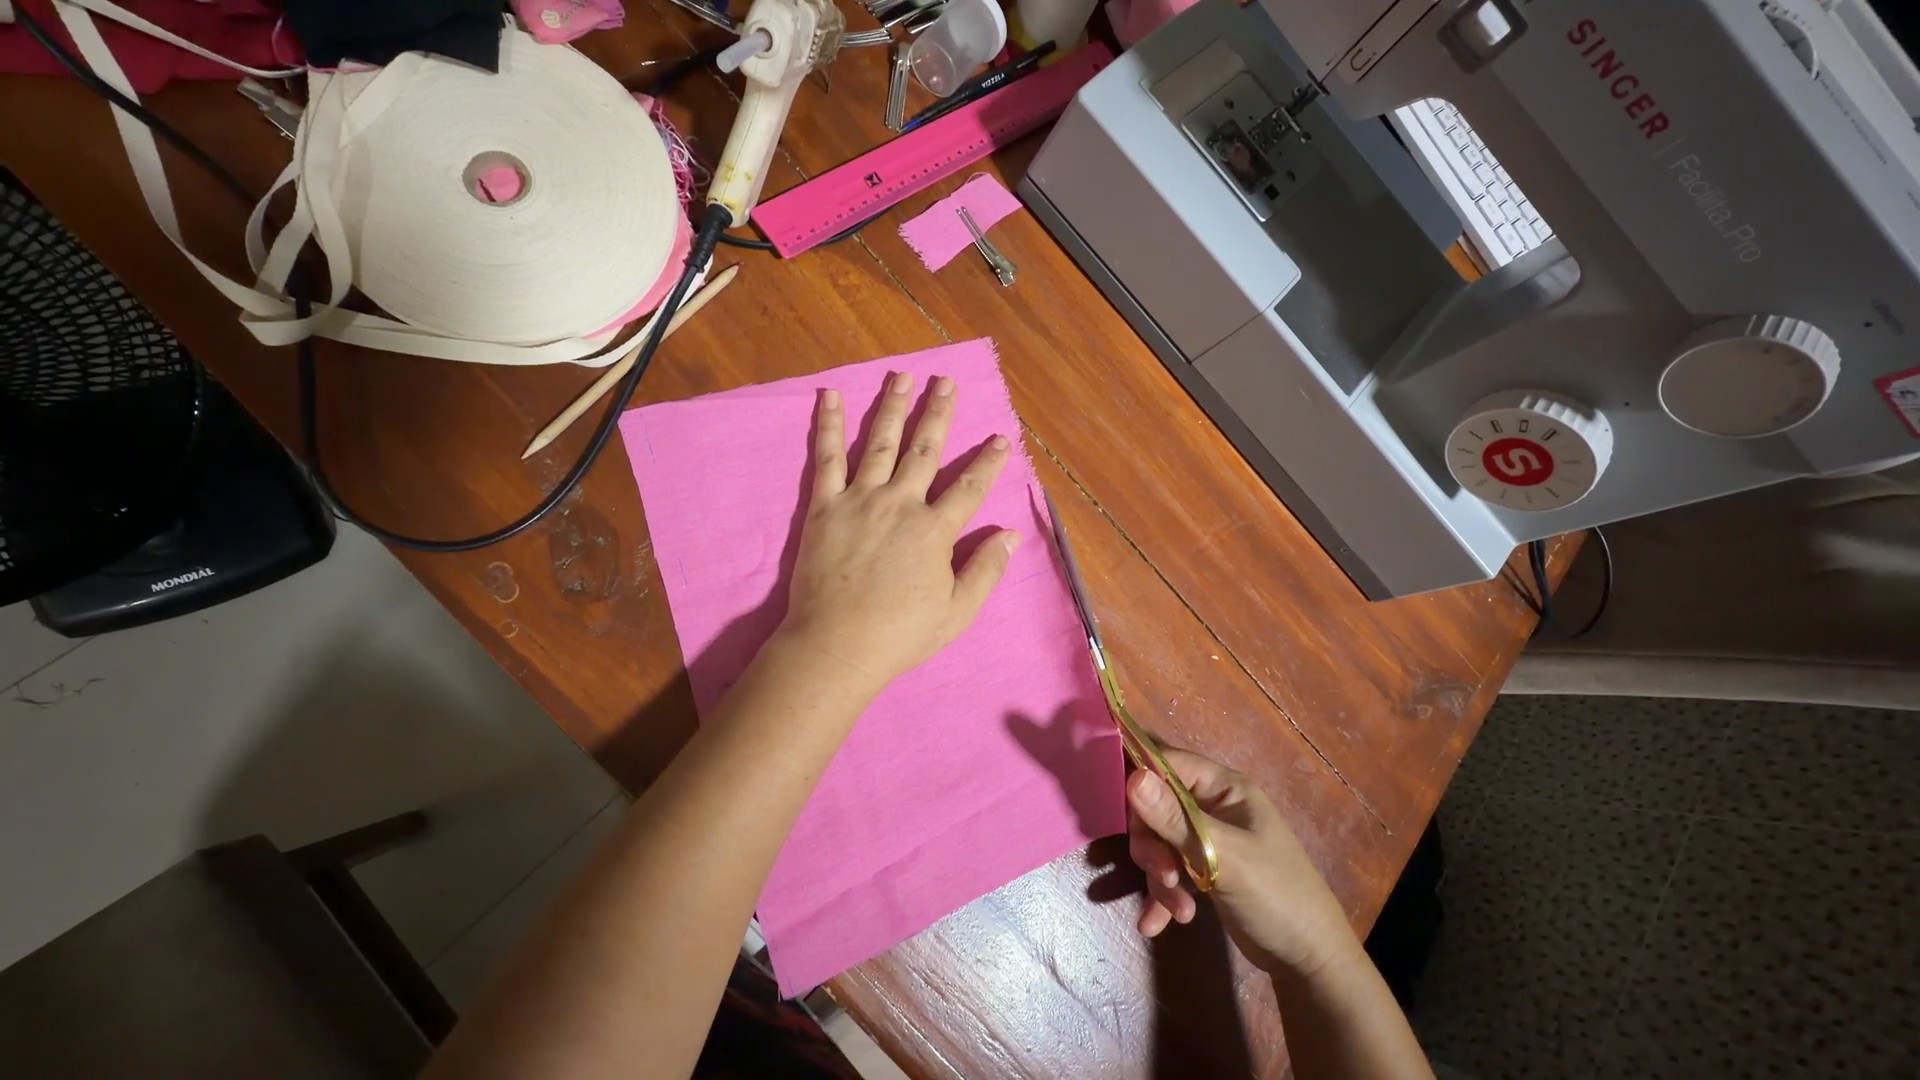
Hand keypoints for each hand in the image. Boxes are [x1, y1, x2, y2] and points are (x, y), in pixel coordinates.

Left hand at [777, 372, 1018, 691]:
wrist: (836, 645)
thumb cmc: (900, 635)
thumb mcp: (957, 612)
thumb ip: (985, 570)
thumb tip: (1010, 535)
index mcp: (935, 530)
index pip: (969, 487)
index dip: (988, 462)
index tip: (1000, 438)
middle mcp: (901, 504)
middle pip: (925, 450)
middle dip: (938, 413)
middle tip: (946, 383)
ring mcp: (860, 500)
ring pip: (880, 443)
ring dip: (893, 407)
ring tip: (902, 377)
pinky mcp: (824, 506)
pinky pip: (827, 457)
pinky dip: (828, 425)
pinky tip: (830, 396)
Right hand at [1127, 748, 1359, 976]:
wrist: (1309, 960)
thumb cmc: (1276, 894)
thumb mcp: (1223, 856)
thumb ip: (1174, 818)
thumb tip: (1133, 777)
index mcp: (1224, 788)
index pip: (1167, 763)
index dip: (1138, 780)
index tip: (1118, 808)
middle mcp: (1213, 806)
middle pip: (1156, 806)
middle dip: (1151, 843)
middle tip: (1162, 873)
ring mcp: (1208, 839)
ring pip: (1159, 841)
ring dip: (1159, 875)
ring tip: (1178, 907)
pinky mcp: (1203, 870)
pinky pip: (1169, 870)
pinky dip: (1162, 894)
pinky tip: (1155, 923)